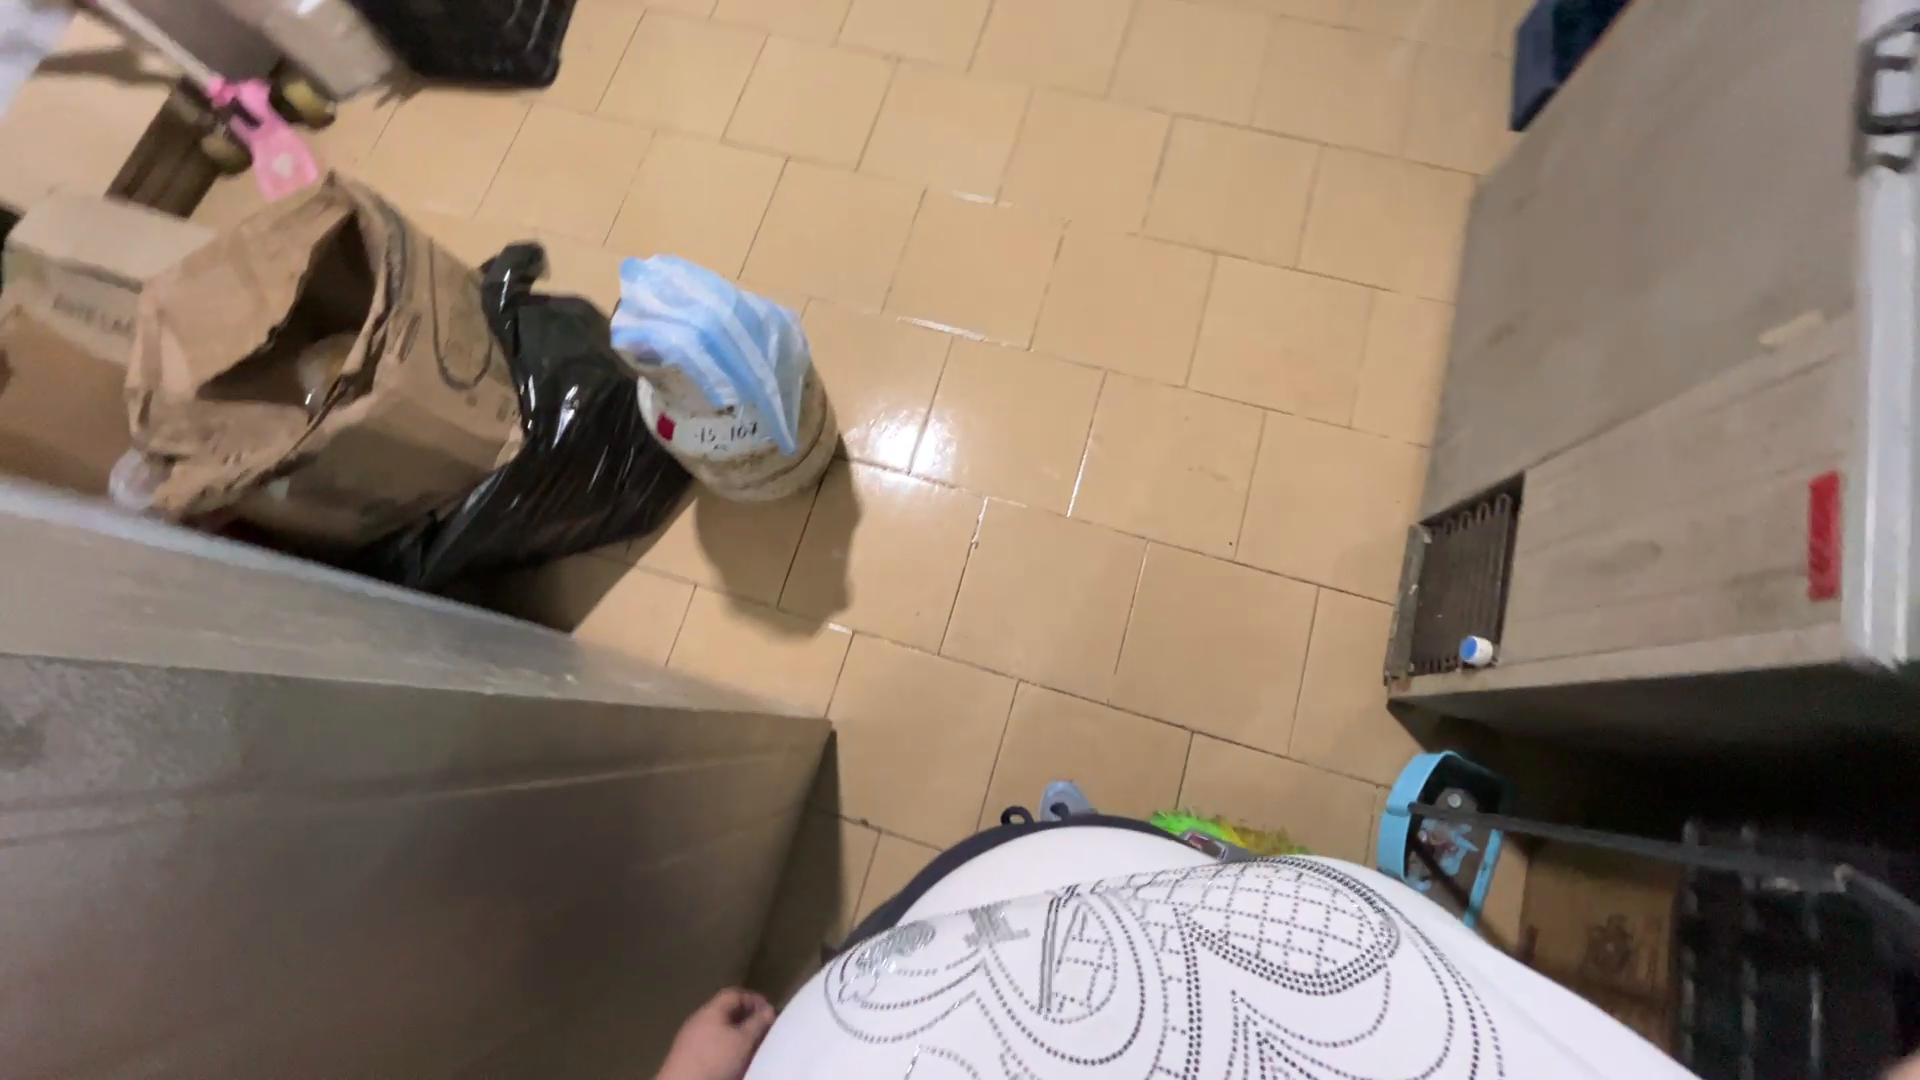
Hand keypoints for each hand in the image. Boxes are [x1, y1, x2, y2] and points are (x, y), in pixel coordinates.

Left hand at [655, 988, 775, 1079]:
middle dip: (745, 1019)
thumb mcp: (743, 1042)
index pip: (734, 993)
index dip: (753, 999)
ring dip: (733, 1036)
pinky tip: (728, 1061)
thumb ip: (758, 1023)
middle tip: (760, 1030)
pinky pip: (707, 1045)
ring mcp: (687, 1039)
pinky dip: (721, 1049)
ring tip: (746, 1049)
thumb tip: (769, 1010)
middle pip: (725, 1012)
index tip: (768, 1011)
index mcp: (710, 1009)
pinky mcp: (683, 1058)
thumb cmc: (715, 1061)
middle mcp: (697, 1019)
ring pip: (716, 1030)